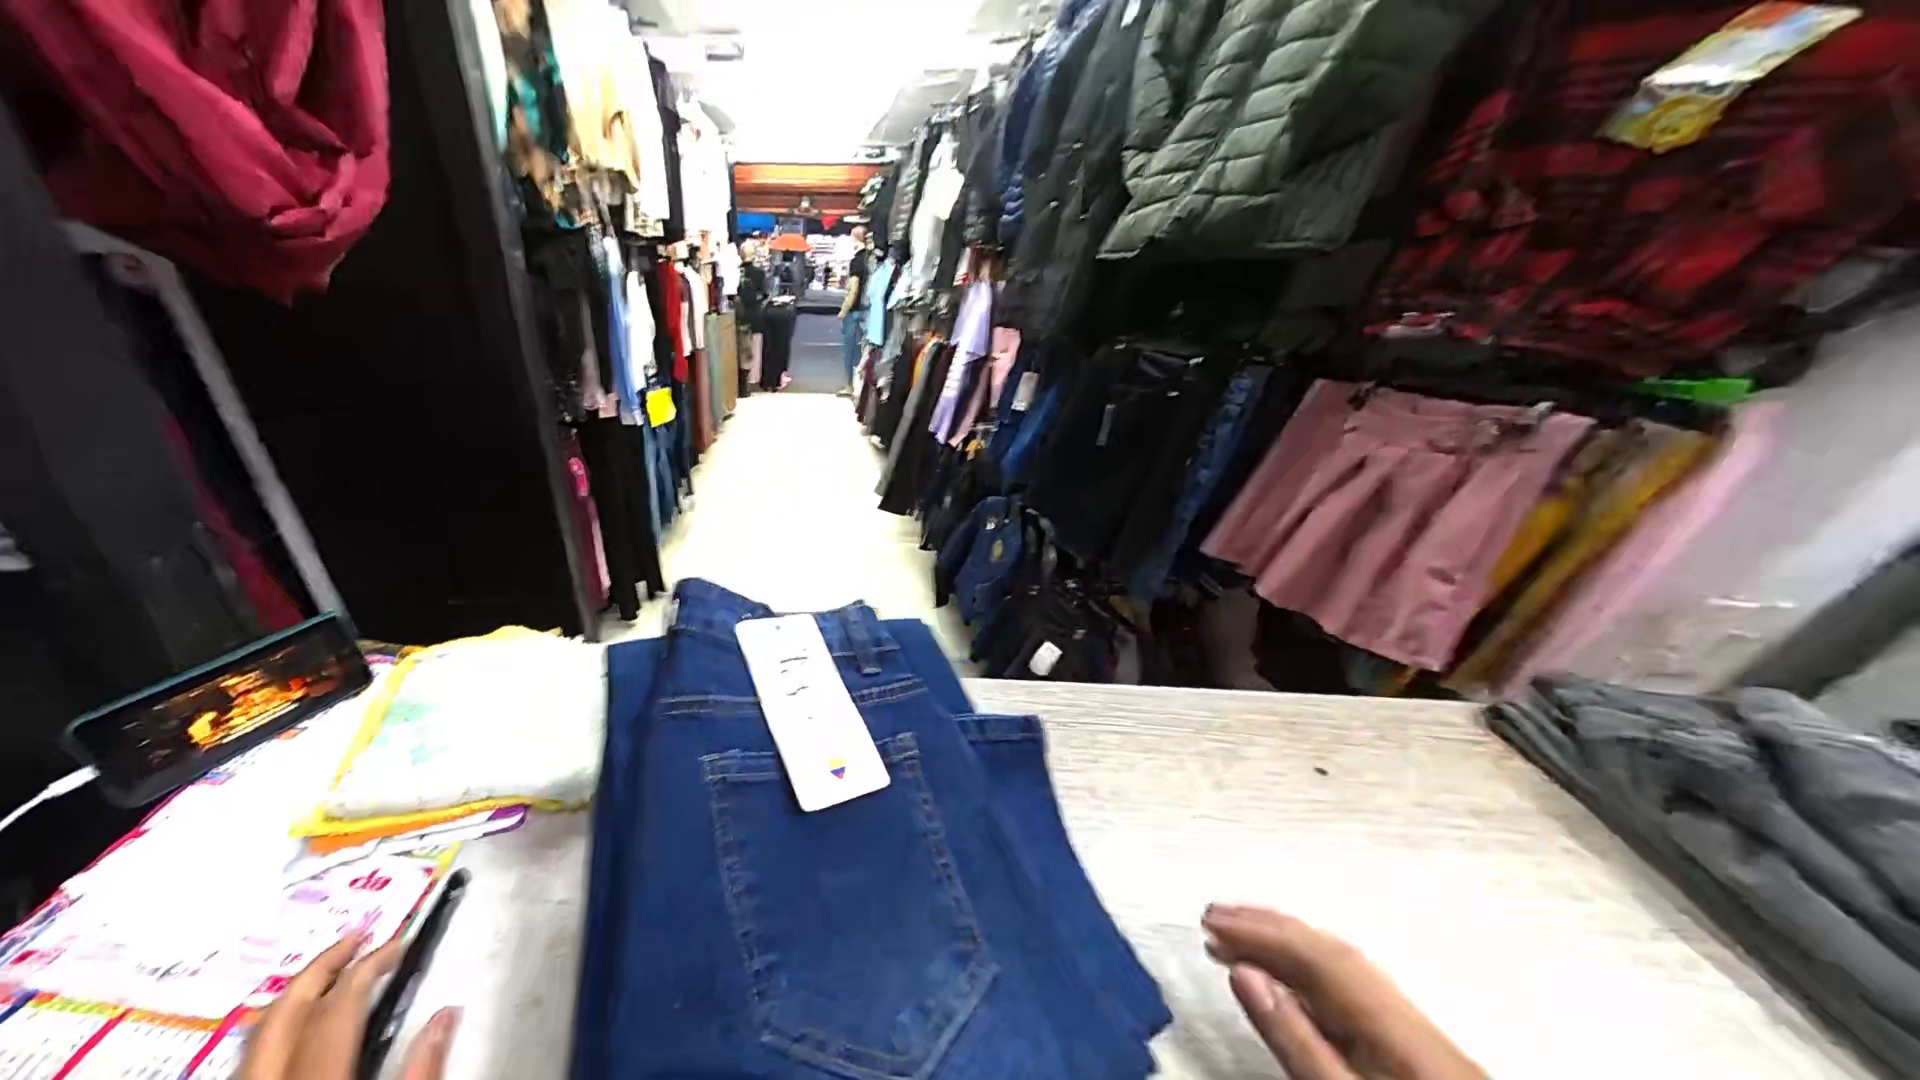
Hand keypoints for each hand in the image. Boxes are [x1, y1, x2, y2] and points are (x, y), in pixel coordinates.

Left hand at [242, 933, 460, 1079]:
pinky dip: (277, 1025)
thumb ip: (422, 1066)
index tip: (398, 945)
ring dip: (297, 992)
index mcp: (318, 1077)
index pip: (339, 1004)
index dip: (369, 966)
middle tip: (358, 936)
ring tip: (330, 968)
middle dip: (324, 965)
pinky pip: (250, 1055)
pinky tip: (299, 1018)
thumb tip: (445, 1015)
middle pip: (287, 1011)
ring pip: (259, 1032)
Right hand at [1203, 905, 1483, 1079]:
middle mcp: (1409, 1016)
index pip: (1318, 957)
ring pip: (1340, 968)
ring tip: (1233, 939)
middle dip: (1267, 929)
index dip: (1261, 931)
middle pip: (1330, 953)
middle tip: (1213, 918)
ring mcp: (1415, 1033)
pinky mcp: (1413, 1051)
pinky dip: (1304, 973)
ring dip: (1282, 946)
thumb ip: (1293, 1039)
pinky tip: (1278, 978)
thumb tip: (1243, 972)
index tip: (1211, 921)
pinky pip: (1347, 991)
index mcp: (1397, 1027)